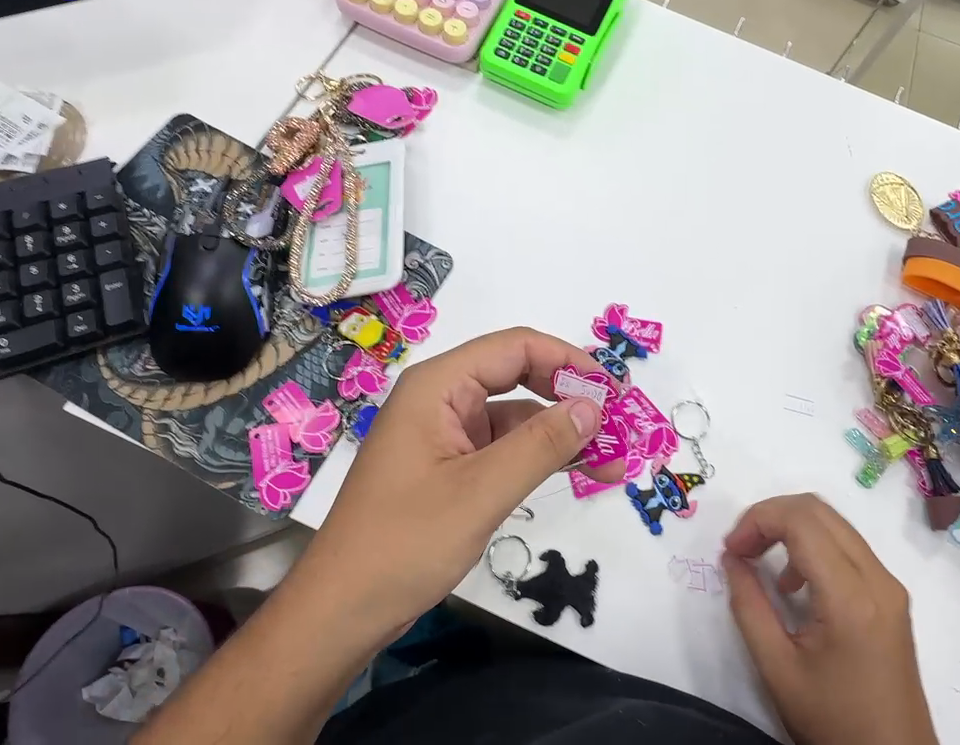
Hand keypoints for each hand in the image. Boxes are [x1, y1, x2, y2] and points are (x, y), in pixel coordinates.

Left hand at [297, 327, 622, 642]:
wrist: (342, 611)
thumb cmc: (405, 543)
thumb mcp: (481, 492)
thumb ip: (540, 444)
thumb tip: (593, 405)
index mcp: (438, 385)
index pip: (514, 348)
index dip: (567, 361)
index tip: (613, 392)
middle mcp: (440, 398)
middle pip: (517, 376)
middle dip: (568, 398)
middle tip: (617, 425)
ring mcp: (443, 433)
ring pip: (514, 415)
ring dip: (559, 433)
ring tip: (611, 462)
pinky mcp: (447, 466)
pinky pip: (501, 447)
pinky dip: (537, 456)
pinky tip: (573, 473)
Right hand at [723, 494, 938, 744]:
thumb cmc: (833, 721)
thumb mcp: (777, 669)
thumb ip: (748, 606)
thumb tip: (732, 559)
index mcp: (851, 597)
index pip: (802, 520)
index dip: (758, 520)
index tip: (731, 550)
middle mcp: (878, 579)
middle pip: (818, 510)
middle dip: (771, 516)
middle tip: (741, 548)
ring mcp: (889, 585)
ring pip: (834, 523)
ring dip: (791, 528)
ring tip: (760, 562)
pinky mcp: (890, 596)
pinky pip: (848, 546)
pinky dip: (812, 545)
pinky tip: (794, 584)